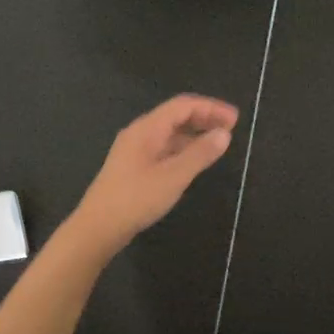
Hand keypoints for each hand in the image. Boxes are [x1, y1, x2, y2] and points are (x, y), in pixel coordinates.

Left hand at [69, 94, 238, 250]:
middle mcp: (140, 133)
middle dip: (204, 118)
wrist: (98, 227)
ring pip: (169, 133)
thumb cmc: (136, 199)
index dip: (211, 108)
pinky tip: (193, 162)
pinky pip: (163, 147)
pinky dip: (183, 148)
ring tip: (217, 144)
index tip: (235, 119)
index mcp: (147, 129)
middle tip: (230, 128)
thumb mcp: (173, 176)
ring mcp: (134, 150)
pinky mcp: (133, 166)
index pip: (183, 106)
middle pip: (175, 116)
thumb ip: (200, 154)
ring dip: (194, 134)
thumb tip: (224, 134)